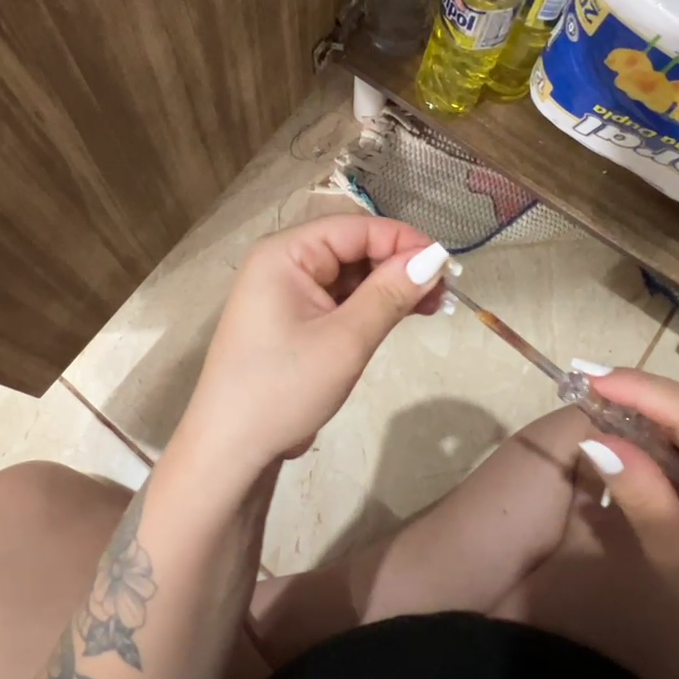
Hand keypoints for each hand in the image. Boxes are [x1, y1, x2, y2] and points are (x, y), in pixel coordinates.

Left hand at [174, 214, 449, 481]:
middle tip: (445, 291)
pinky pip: (340, 300)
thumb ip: (390, 293)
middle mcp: (283, 263)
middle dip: (399, 265)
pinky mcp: (293, 320)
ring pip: (350, 275)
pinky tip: (403, 315)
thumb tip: (435, 257)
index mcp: (285, 254)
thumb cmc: (284, 388)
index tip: (448, 264)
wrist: (231, 449)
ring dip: (390, 287)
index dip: (403, 240)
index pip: (355, 229)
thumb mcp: (345, 340)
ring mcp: (287, 292)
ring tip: (433, 306)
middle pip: (353, 248)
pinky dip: (371, 306)